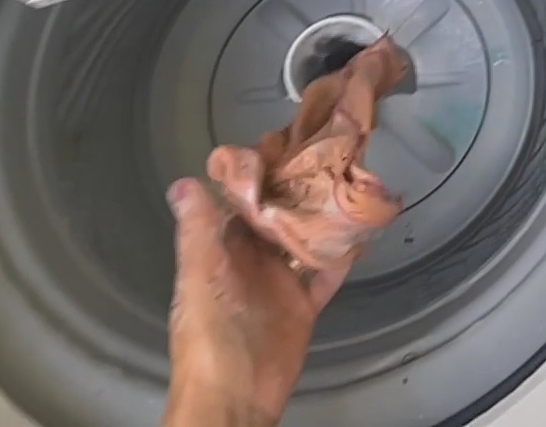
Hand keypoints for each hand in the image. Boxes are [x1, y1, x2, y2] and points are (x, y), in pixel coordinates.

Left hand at [163, 178, 346, 426]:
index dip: (262, 176)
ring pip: (305, 241)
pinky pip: (326, 274)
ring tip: (350, 186)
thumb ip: (198, 234)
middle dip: (300, 192)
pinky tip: (361, 232)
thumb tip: (183, 182)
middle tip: (330, 157)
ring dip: (324, 218)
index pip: (243, 206)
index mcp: (223, 255)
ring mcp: (279, 284)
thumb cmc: (209, 342)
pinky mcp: (304, 305)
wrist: (234, 401)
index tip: (287, 144)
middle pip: (279, 220)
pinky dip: (343, 256)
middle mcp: (252, 264)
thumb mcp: (201, 281)